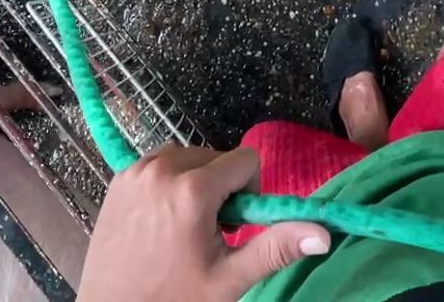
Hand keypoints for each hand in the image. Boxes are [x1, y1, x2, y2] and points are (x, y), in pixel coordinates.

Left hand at [76, 145, 329, 300]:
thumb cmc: (173, 301)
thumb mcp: (228, 282)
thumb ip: (275, 248)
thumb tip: (323, 232)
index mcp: (194, 189)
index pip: (246, 160)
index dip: (249, 191)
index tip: (234, 226)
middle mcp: (165, 167)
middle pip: (217, 157)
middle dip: (221, 188)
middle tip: (208, 233)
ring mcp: (138, 170)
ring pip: (189, 157)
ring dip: (196, 182)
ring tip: (183, 228)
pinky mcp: (120, 177)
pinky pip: (161, 163)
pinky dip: (169, 182)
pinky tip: (160, 220)